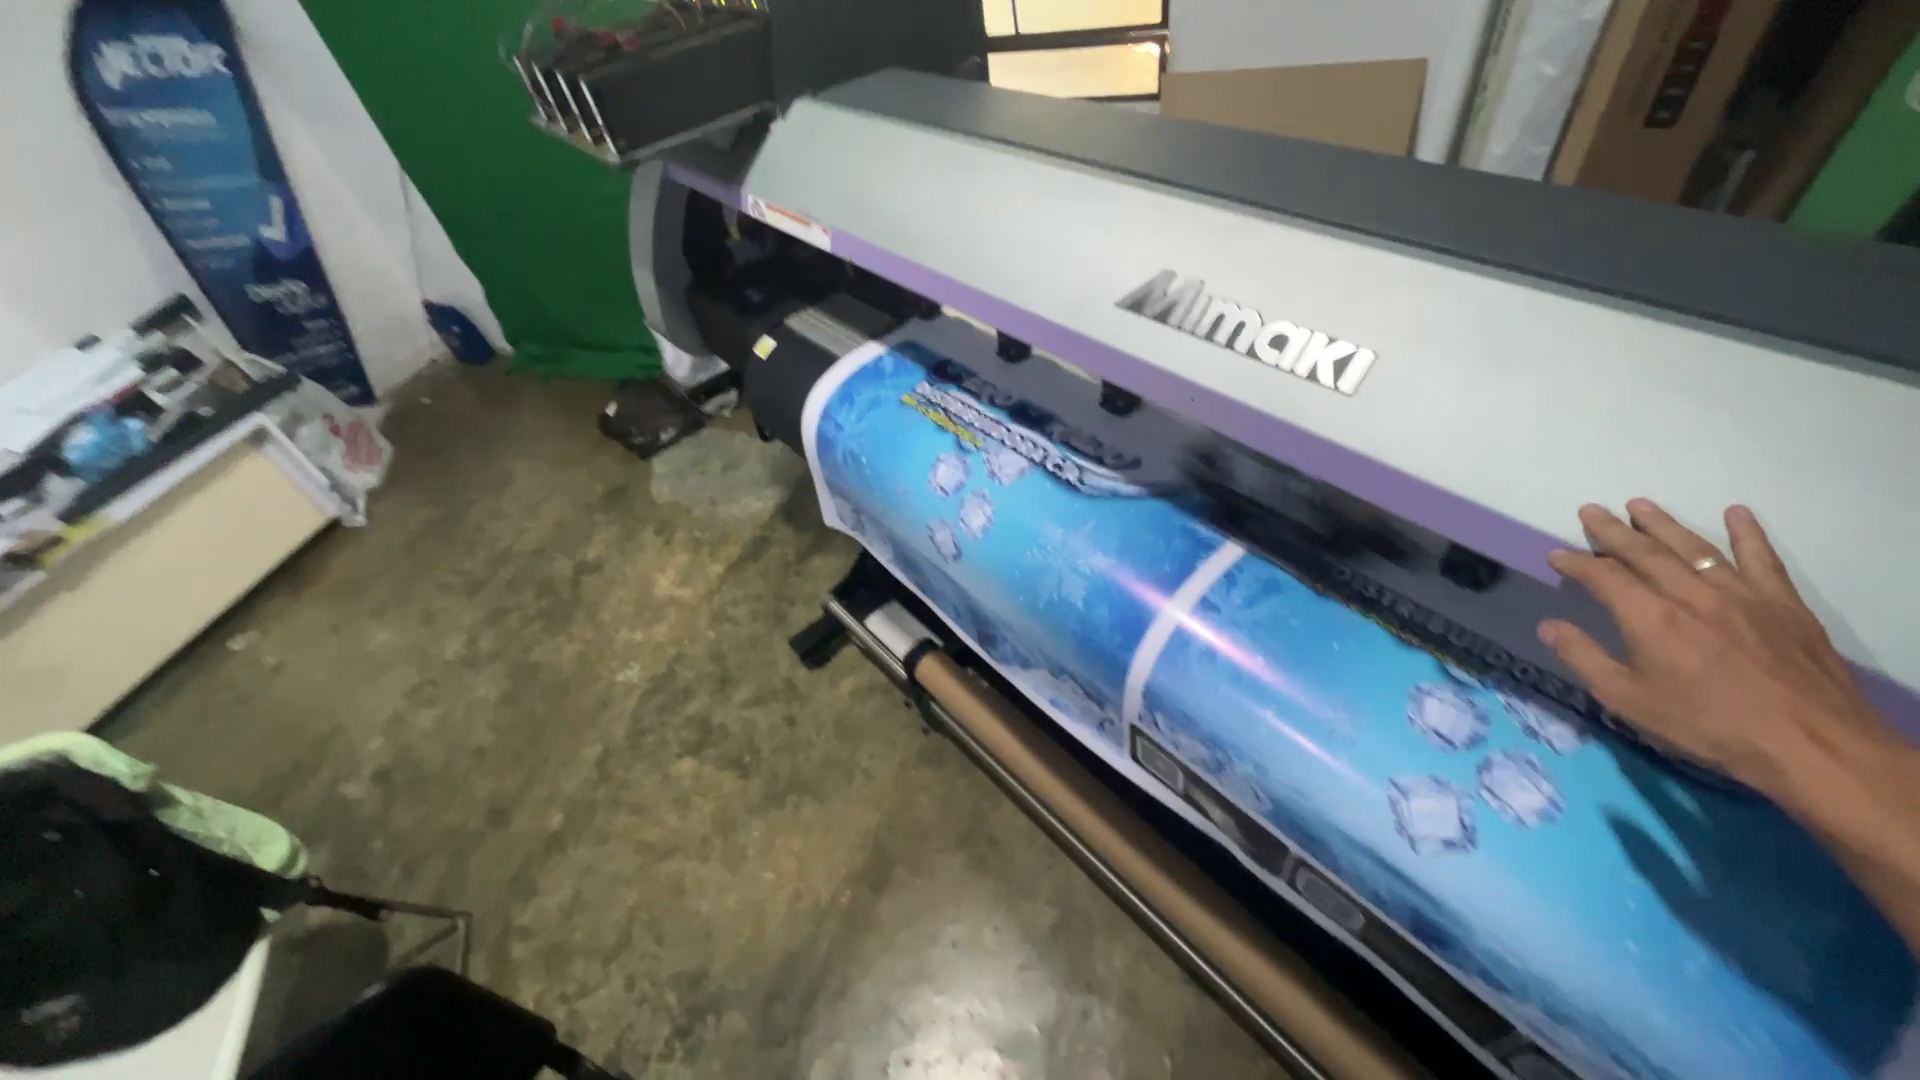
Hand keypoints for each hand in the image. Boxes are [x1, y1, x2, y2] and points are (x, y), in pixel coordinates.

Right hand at [1536, 499, 1890, 797]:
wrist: (1809, 745)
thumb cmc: (1707, 726)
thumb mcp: (1628, 701)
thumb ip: (1584, 659)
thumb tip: (1549, 626)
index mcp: (1649, 617)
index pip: (1603, 576)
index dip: (1575, 562)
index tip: (1555, 555)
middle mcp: (1691, 594)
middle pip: (1645, 552)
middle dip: (1613, 530)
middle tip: (1591, 510)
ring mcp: (1741, 594)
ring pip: (1693, 547)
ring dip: (1663, 523)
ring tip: (1640, 504)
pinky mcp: (1782, 603)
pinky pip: (1761, 558)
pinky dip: (1748, 533)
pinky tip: (1737, 513)